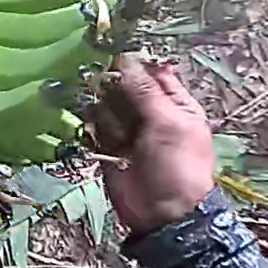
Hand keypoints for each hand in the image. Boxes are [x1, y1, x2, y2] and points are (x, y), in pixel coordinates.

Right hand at [91, 54, 215, 233]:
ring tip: (101, 116)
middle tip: (100, 83)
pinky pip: (95, 126)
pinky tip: (90, 126)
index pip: (153, 72)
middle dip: (112, 83)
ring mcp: (128, 130)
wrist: (163, 216)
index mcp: (174, 103)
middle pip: (124, 85)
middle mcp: (150, 112)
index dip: (134, 62)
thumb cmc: (177, 166)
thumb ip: (145, 90)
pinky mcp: (108, 146)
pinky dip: (90, 124)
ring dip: (100, 105)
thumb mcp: (168, 123)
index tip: (111, 51)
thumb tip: (126, 59)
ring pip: (106, 104)